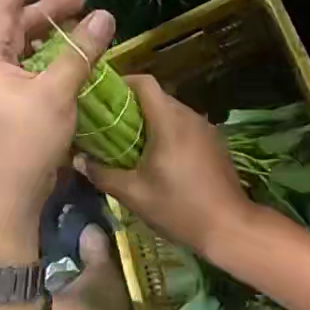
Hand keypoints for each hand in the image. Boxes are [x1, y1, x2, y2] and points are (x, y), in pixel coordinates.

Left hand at [0, 0, 114, 233]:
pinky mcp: (8, 107)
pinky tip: (75, 58)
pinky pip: (30, 71)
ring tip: (84, 24)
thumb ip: (80, 51)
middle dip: (48, 10)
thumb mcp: (56, 92)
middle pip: (17, 26)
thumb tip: (106, 15)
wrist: (6, 200)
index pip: (4, 5)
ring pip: (25, 50)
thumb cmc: (24, 142)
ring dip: (53, 37)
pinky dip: (52, 61)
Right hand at [77, 75, 255, 251]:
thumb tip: (78, 159)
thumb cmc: (179, 207)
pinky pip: (185, 127)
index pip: (144, 82)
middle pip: (156, 97)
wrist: (230, 227)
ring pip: (171, 112)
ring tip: (128, 142)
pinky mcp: (214, 143)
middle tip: (107, 125)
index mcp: (169, 120)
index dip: (121, 83)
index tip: (101, 97)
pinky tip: (156, 157)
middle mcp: (189, 116)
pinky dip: (167, 133)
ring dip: (149, 121)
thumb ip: (102, 173)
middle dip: (131, 106)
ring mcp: (206, 129)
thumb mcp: (133, 193)